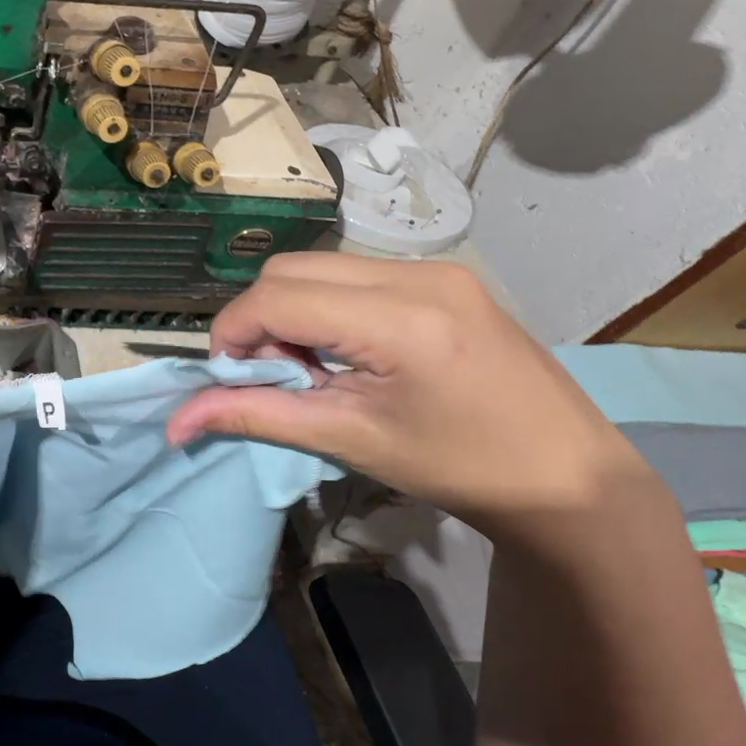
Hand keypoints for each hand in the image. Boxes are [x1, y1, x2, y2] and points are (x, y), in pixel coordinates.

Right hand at [167, 253, 651, 541]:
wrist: (569, 479)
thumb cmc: (460, 469)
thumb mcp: (350, 441)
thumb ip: (255, 416)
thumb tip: (175, 421)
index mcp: (399, 319)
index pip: (275, 298)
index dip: (232, 334)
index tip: (230, 380)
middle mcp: (417, 275)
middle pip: (289, 270)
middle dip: (260, 320)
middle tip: (279, 376)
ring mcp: (436, 270)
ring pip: (318, 267)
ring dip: (292, 311)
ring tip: (317, 369)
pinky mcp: (445, 277)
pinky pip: (353, 274)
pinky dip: (326, 306)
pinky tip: (350, 353)